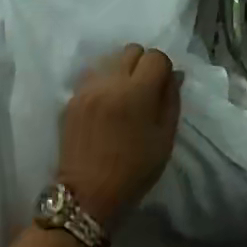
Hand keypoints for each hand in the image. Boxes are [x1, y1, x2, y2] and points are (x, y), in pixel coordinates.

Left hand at [57, 45, 180, 227]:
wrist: (87, 195)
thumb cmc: (134, 171)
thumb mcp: (165, 139)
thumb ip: (171, 100)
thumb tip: (174, 75)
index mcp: (137, 92)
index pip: (156, 57)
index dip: (163, 69)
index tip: (162, 88)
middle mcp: (110, 82)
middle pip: (131, 50)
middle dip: (142, 64)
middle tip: (144, 90)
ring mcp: (87, 88)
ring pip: (110, 59)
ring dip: (121, 71)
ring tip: (123, 96)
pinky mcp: (72, 98)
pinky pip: (92, 75)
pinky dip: (103, 81)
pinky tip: (106, 103)